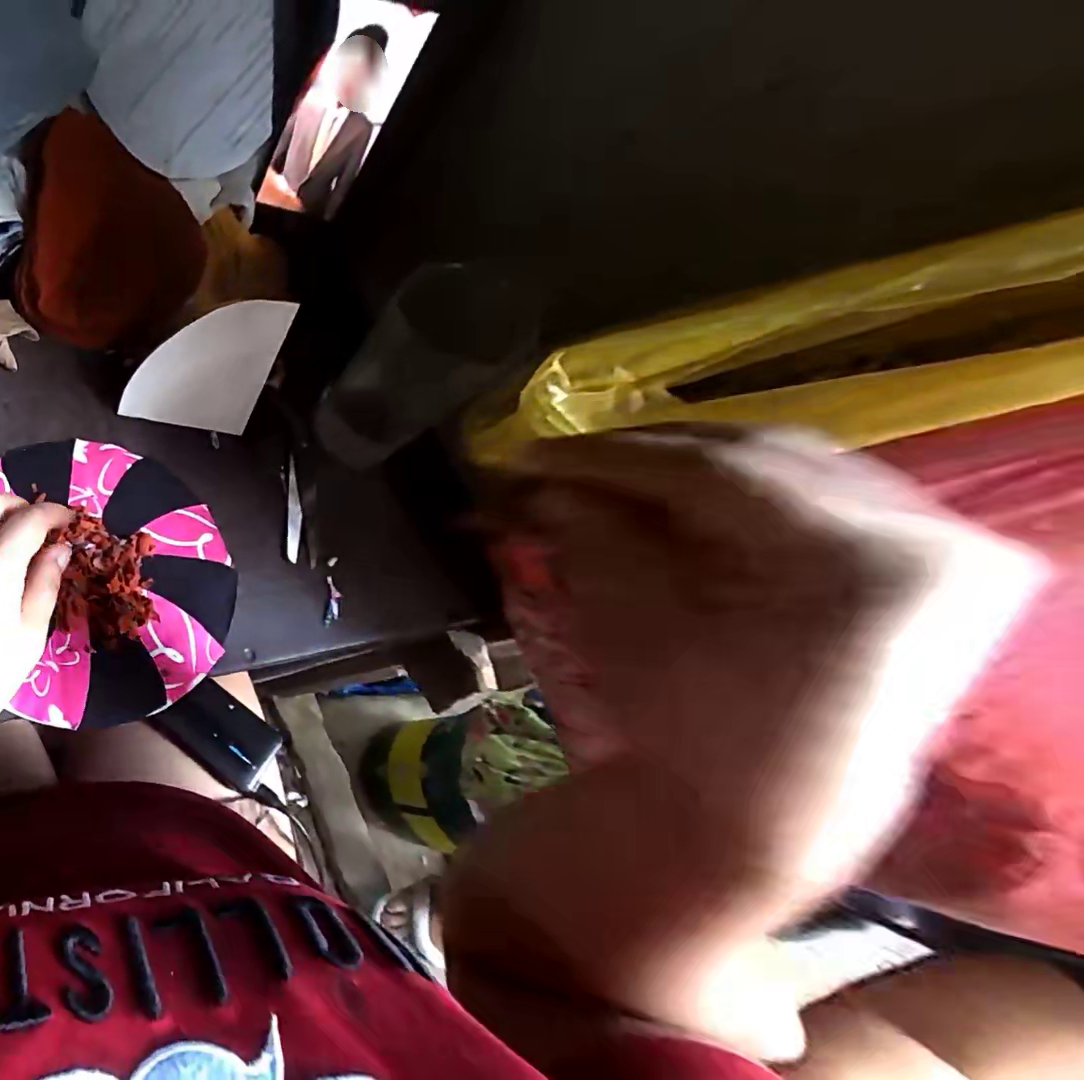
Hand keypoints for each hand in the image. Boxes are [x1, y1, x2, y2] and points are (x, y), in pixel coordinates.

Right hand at [496, 426, 1044, 882]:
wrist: (761, 809)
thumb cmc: (690, 725)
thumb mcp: (629, 619)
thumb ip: (591, 533)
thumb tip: (544, 483)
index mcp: (863, 559)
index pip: (715, 470)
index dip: (606, 456)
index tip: (526, 455)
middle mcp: (930, 535)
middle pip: (757, 455)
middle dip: (642, 455)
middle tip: (559, 463)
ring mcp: (939, 546)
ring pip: (784, 466)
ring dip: (680, 467)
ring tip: (605, 478)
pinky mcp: (919, 562)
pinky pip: (806, 495)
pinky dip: (725, 492)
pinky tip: (666, 498)